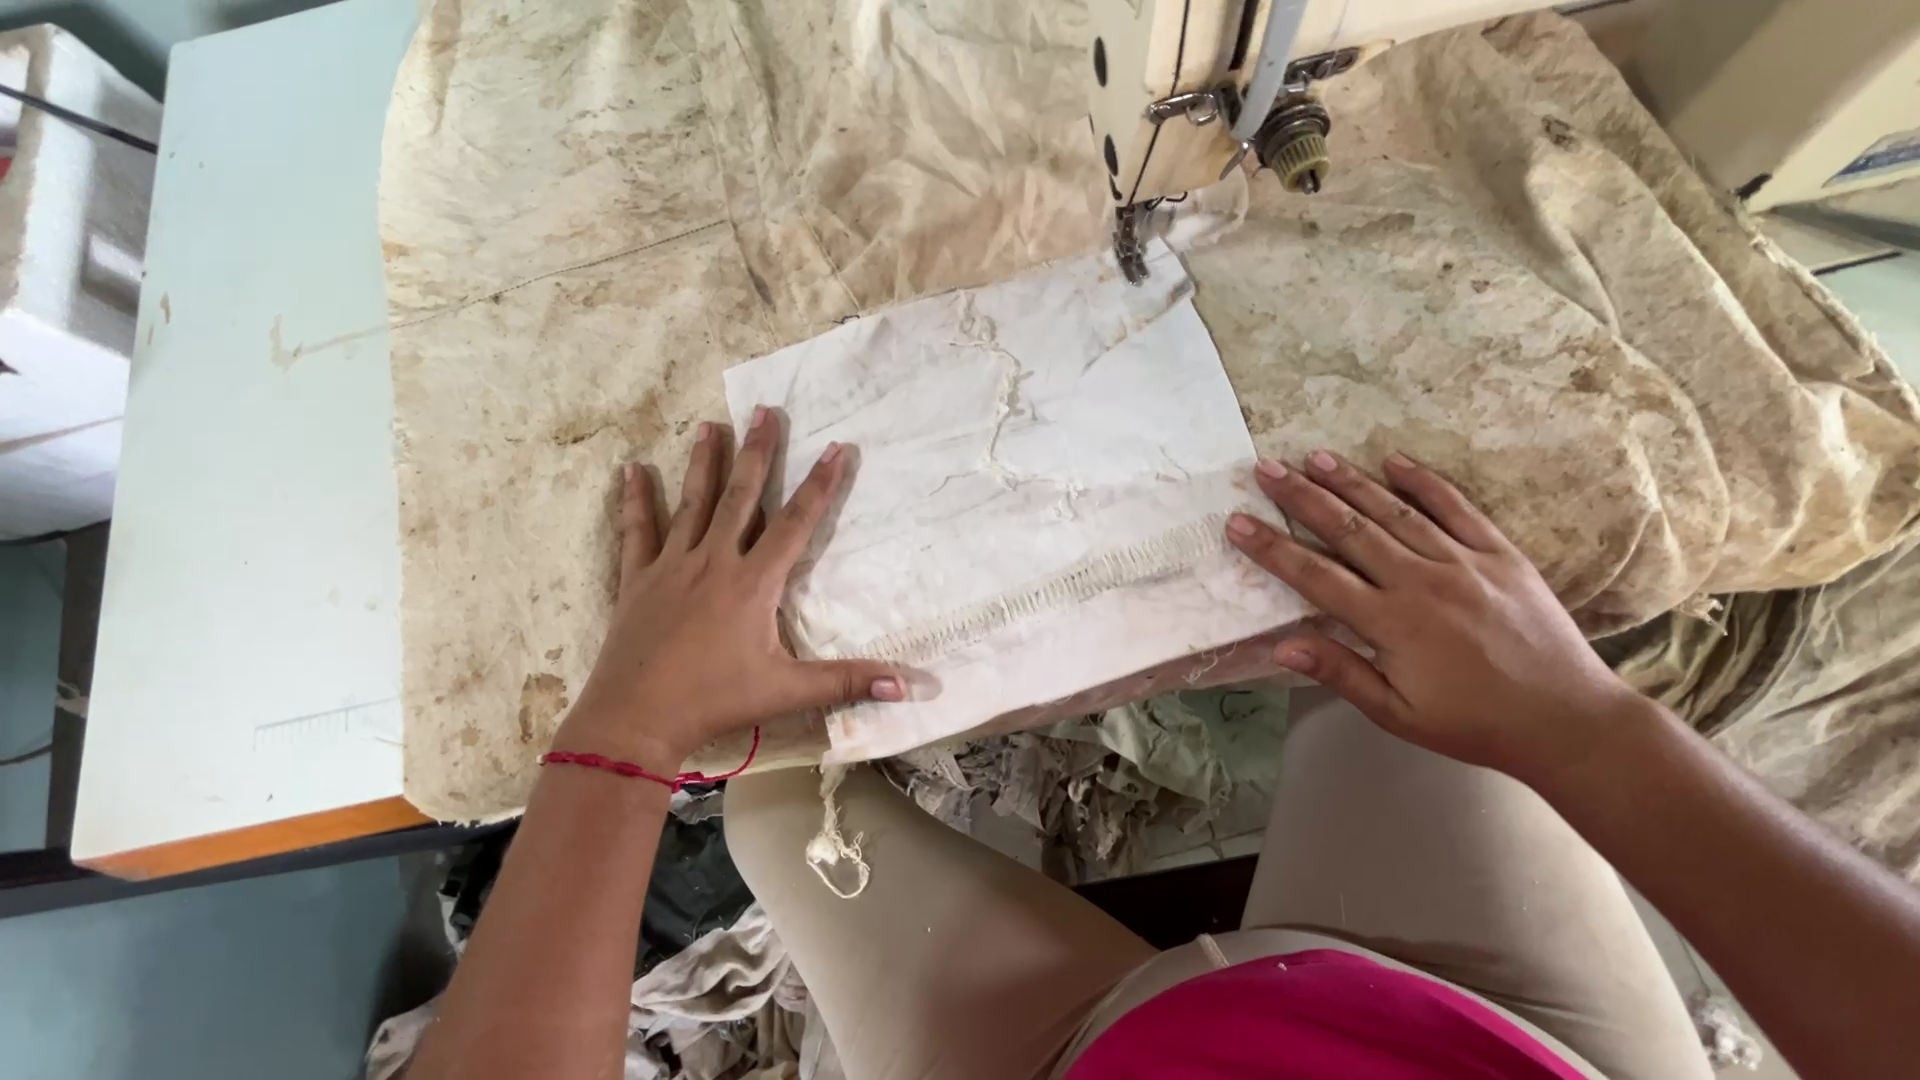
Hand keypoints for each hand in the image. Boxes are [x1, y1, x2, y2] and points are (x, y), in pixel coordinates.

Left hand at [553, 408, 903, 772]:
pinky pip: (637, 531)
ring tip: (710, 424)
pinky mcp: (637, 581)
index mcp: (753, 582)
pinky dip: (635, 500)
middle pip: (741, 496)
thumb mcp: (788, 691)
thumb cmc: (716, 702)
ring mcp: (671, 567)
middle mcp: (714, 561)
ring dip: (703, 462)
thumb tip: (911, 684)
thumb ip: (848, 681)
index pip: (795, 523)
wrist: (636, 720)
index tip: (836, 446)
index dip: (820, 484)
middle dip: (758, 451)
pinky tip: (631, 469)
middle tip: (765, 410)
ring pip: (692, 503)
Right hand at [1226, 450, 1644, 781]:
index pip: (1315, 576)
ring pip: (1395, 510)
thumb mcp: (1397, 713)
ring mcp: (1464, 562)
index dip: (1271, 548)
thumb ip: (1339, 673)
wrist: (1569, 721)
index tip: (1237, 522)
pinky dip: (1423, 481)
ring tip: (1313, 456)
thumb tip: (1281, 646)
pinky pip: (1457, 507)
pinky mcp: (1500, 554)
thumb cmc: (1472, 724)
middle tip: (1266, 469)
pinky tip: (1393, 459)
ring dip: (1350, 481)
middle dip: (1301, 497)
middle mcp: (1422, 582)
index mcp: (1392, 623)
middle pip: (1349, 529)